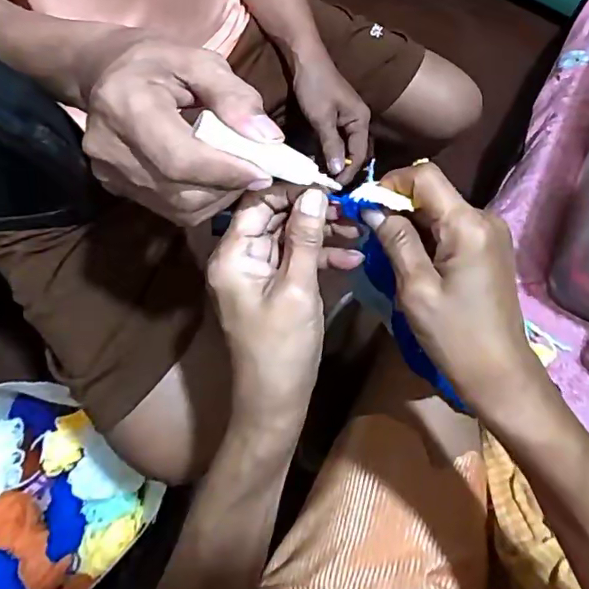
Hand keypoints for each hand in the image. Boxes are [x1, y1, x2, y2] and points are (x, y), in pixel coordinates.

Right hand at [80, 32, 283, 225]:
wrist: (111, 74)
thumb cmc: (162, 63)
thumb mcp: (202, 63)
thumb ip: (236, 97)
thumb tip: (268, 138)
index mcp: (126, 104)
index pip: (181, 159)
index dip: (227, 171)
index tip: (265, 170)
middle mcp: (108, 146)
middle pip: (181, 190)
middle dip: (229, 184)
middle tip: (257, 167)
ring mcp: (108, 173)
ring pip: (179, 207)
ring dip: (219, 195)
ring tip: (234, 167)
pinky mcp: (114, 188)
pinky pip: (171, 209)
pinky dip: (203, 199)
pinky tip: (213, 175)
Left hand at [206, 187, 362, 425]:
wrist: (275, 403)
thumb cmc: (282, 348)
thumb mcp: (298, 288)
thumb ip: (305, 237)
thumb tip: (315, 192)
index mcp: (232, 255)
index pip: (257, 202)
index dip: (292, 189)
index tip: (328, 185)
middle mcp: (238, 257)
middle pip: (274, 215)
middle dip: (312, 209)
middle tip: (348, 206)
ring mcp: (255, 271)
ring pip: (289, 235)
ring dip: (322, 231)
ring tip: (356, 228)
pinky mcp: (271, 285)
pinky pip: (295, 258)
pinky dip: (321, 256)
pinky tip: (353, 258)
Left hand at [291, 51, 369, 182]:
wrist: (303, 58)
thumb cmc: (315, 86)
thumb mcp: (321, 118)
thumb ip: (331, 145)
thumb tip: (338, 172)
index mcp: (361, 120)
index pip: (360, 154)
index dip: (348, 173)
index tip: (333, 188)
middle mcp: (358, 121)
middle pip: (354, 153)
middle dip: (342, 170)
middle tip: (327, 186)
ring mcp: (345, 119)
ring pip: (343, 148)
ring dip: (333, 162)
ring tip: (320, 178)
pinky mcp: (333, 117)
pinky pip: (334, 140)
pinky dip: (327, 151)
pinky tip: (316, 162)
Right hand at [363, 162, 547, 419]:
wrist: (502, 373)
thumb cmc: (456, 336)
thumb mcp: (417, 289)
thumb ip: (397, 241)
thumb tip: (374, 209)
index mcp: (468, 224)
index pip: (425, 176)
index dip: (392, 183)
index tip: (366, 206)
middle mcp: (484, 218)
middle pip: (434, 191)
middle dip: (399, 204)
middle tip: (368, 229)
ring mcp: (491, 232)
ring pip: (442, 209)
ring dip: (412, 221)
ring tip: (385, 246)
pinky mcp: (491, 247)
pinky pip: (454, 227)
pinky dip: (429, 234)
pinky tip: (412, 258)